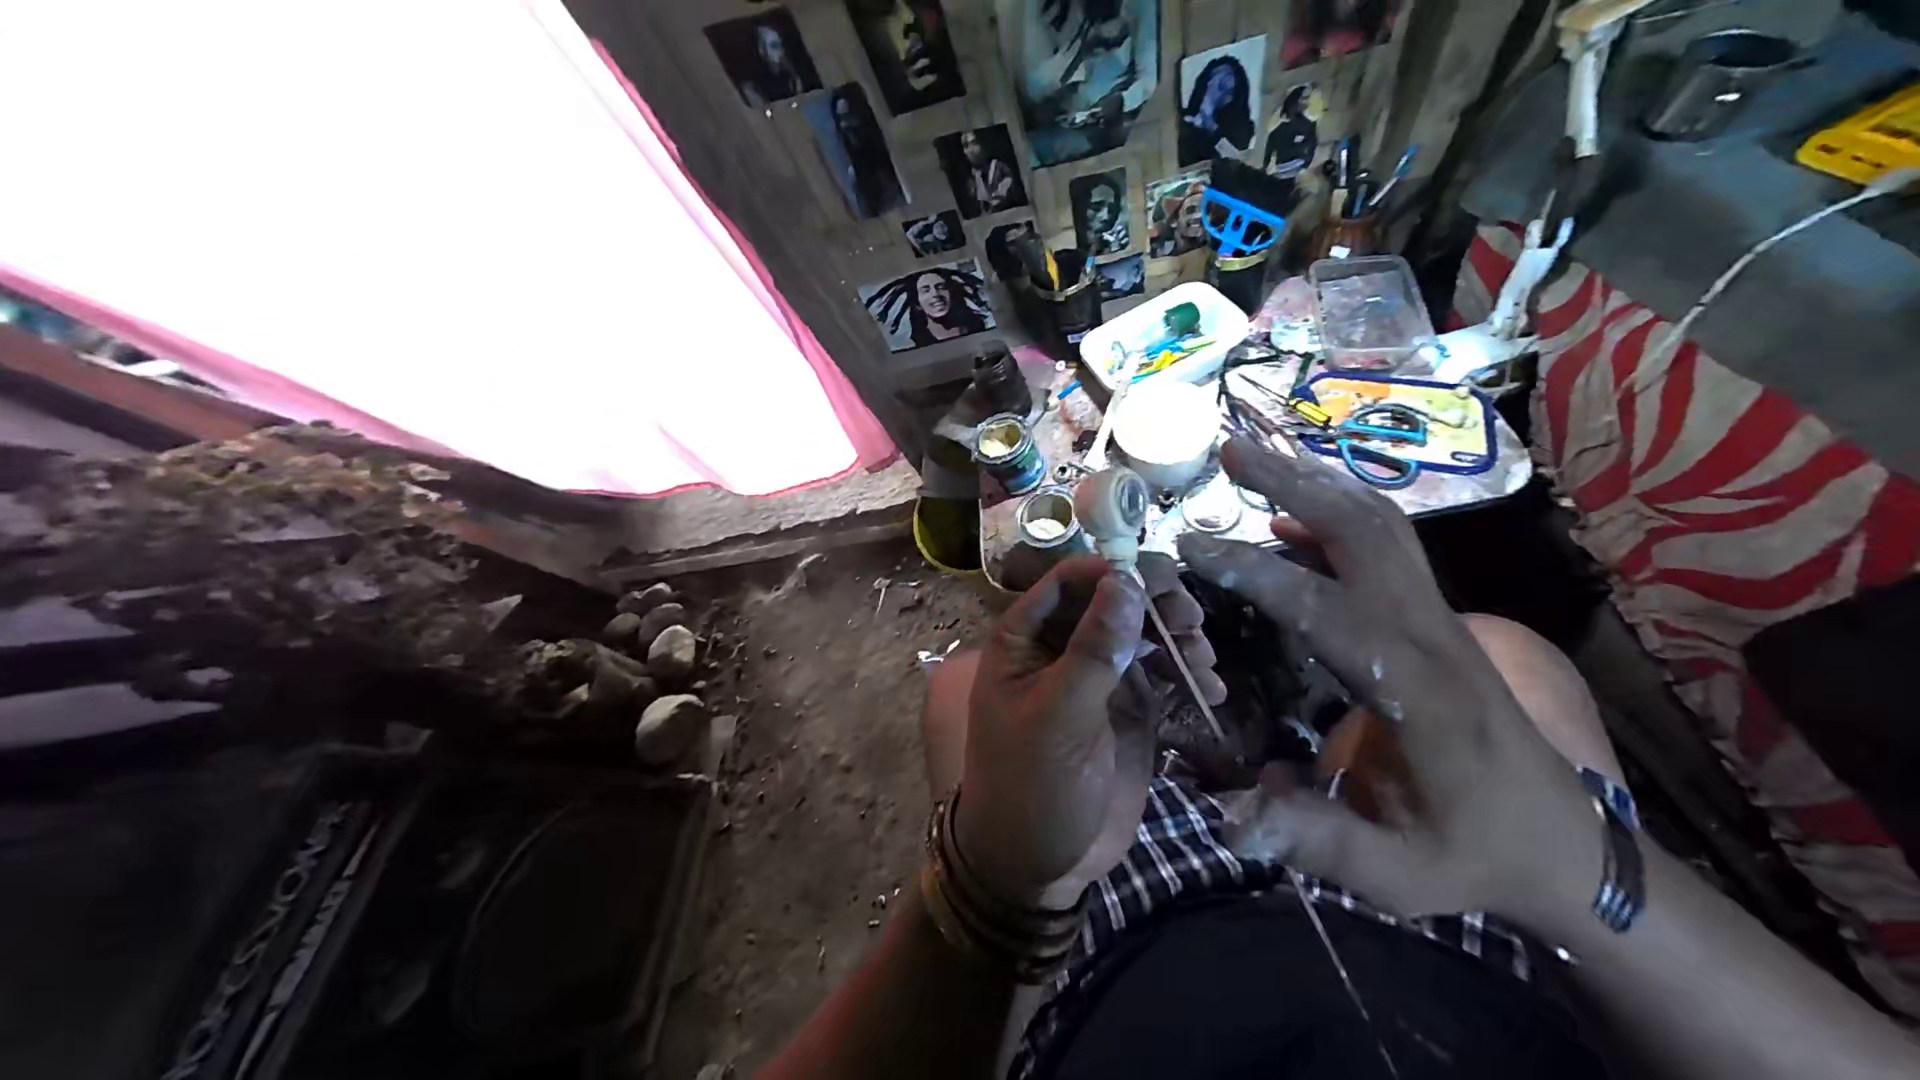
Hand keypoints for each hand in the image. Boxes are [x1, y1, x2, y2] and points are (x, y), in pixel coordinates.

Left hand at [955, 554, 1222, 908]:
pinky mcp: (1129, 703)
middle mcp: (1061, 645)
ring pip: (1141, 629)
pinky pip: (1161, 669)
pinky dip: (1187, 671)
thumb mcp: (1059, 715)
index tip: (1156, 581)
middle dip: (1152, 600)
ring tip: (1202, 655)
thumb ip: (1094, 649)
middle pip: (1110, 598)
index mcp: (1024, 638)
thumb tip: (1125, 582)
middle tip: (1190, 618)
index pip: (1066, 580)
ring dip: (1176, 633)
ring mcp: (1098, 673)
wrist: (1039, 860)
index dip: (1108, 571)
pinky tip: (1210, 687)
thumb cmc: (1031, 784)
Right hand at [1176, 438, 1601, 928]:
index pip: (1326, 609)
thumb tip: (1226, 815)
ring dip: (1315, 482)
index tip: (1193, 546)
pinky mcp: (1436, 620)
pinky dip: (1334, 514)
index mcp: (1414, 689)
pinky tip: (1290, 519)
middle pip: (1365, 532)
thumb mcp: (1392, 872)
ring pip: (1380, 525)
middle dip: (1293, 483)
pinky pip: (1386, 544)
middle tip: (1230, 451)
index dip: (1257, 573)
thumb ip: (1311, 839)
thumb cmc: (1471, 854)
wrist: (1567, 850)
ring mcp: (1439, 619)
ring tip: (1254, 457)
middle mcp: (1429, 634)